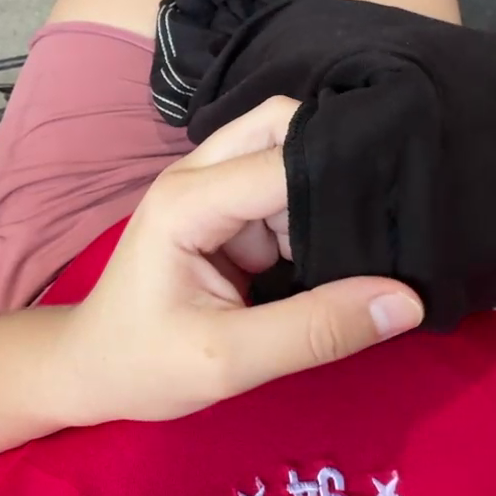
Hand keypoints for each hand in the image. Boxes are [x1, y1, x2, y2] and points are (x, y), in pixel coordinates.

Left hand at [56, 96, 424, 425]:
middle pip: (277, 126)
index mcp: (188, 201)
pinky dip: (310, 214)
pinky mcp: (221, 211)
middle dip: (332, 159)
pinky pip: (278, 190)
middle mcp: (196, 176)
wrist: (90, 369)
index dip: (343, 167)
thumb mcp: (229, 361)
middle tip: (387, 209)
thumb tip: (405, 300)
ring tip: (370, 243)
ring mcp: (207, 189)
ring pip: (283, 155)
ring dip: (324, 193)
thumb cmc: (143, 365)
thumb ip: (314, 330)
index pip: (280, 159)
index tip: (405, 190)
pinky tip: (337, 254)